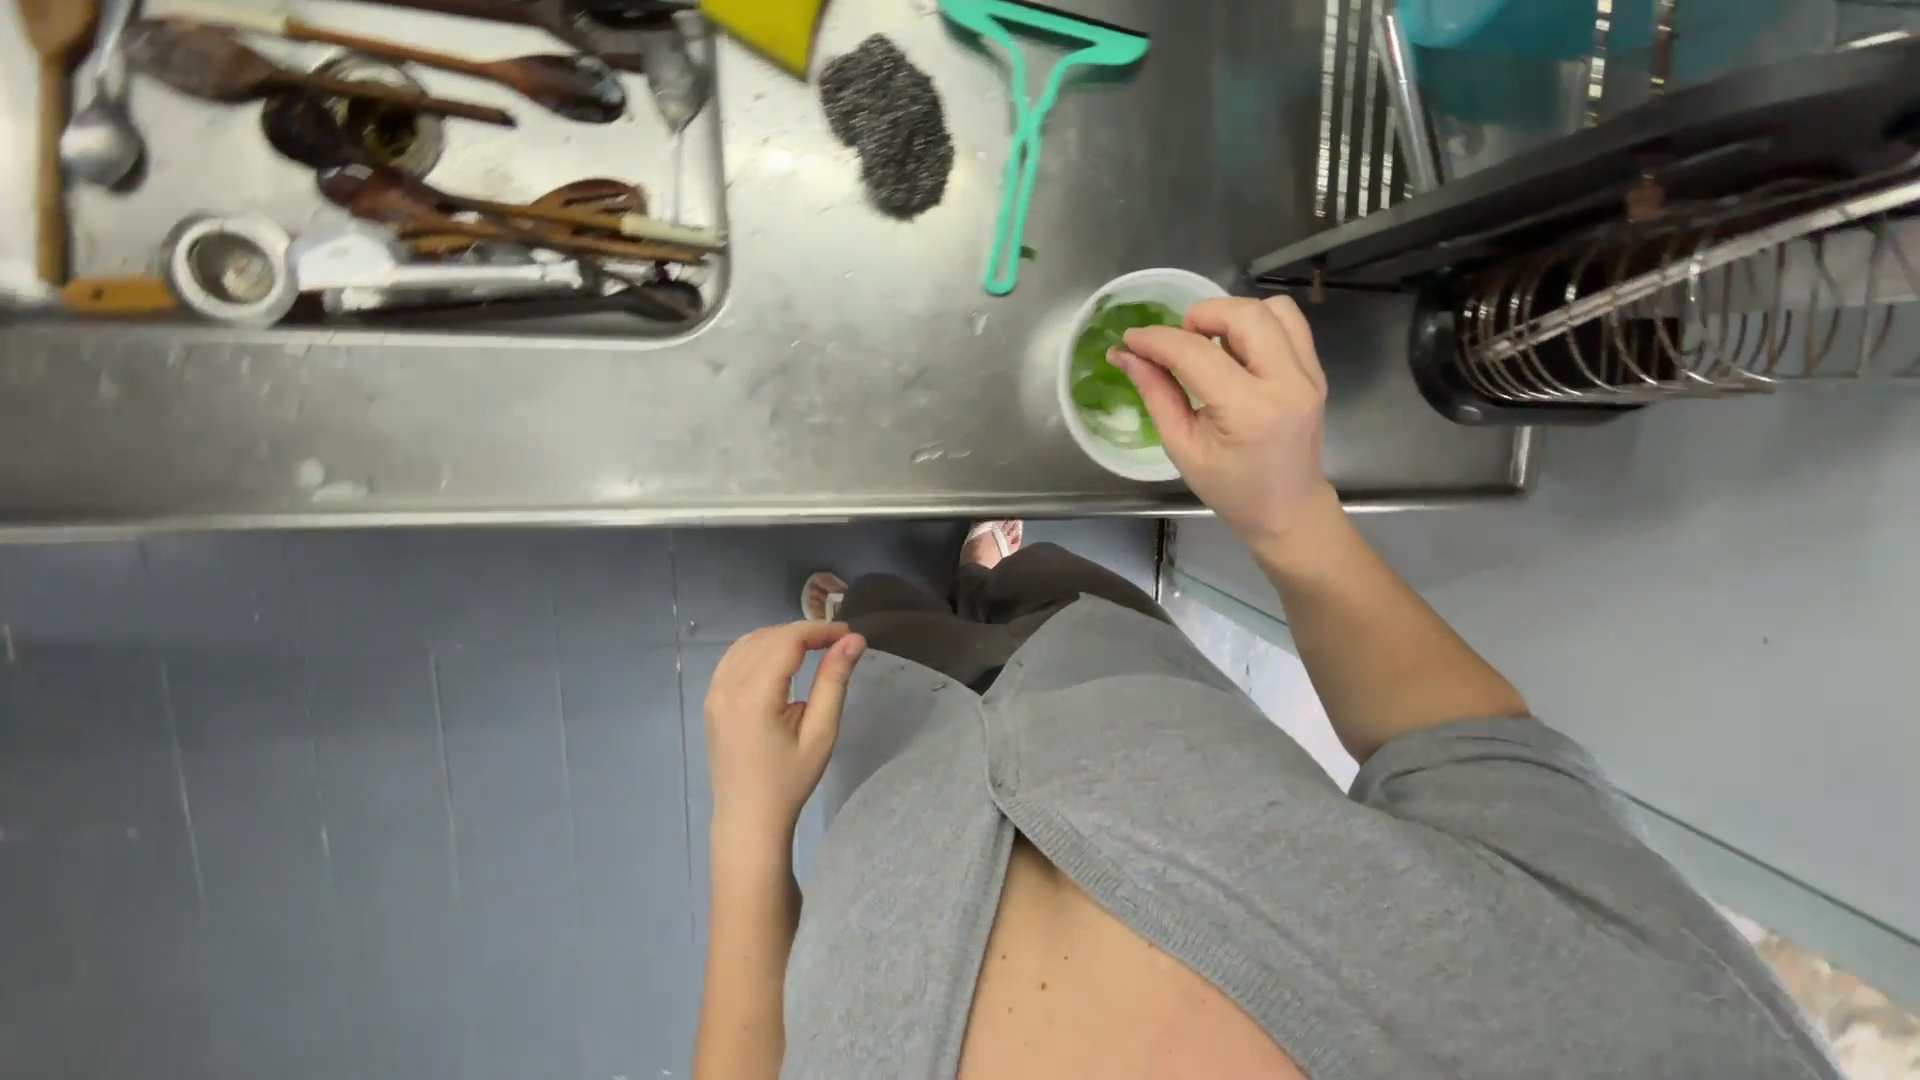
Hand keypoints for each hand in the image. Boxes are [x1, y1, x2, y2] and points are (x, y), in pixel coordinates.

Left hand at [704, 622, 865, 851]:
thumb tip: (853, 641)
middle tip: (837, 644)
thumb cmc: (790, 780)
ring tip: (813, 649)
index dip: (820, 629)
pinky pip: (735, 656)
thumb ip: (834, 681)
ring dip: (782, 637)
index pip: (788, 639)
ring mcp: (714, 691)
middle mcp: (727, 685)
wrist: (749, 817)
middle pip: (769, 636)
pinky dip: (760, 648)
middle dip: (804, 632)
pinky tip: (781, 660)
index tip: (848, 634)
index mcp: (754, 695)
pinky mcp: (711, 698)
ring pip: (750, 641)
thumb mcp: (821, 732)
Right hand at [1109, 295, 1339, 551]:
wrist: (1286, 509)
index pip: (1196, 353)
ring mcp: (1309, 374)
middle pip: (1244, 315)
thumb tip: (1126, 355)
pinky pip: (1290, 324)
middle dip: (1201, 315)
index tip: (1132, 339)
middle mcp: (1287, 383)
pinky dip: (1257, 324)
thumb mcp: (1182, 447)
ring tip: (1210, 341)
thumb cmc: (1230, 488)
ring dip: (1233, 314)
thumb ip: (1156, 394)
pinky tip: (1236, 350)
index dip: (1158, 340)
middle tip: (1178, 340)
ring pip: (1274, 309)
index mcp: (1249, 411)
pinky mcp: (1316, 371)